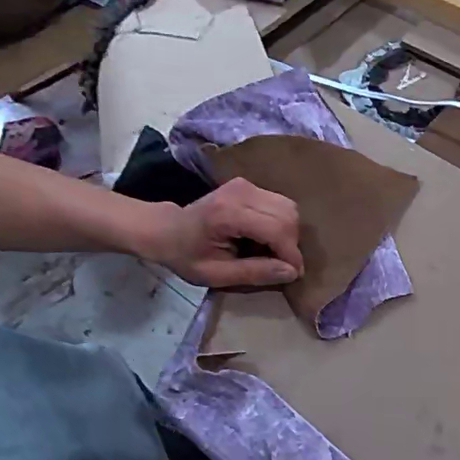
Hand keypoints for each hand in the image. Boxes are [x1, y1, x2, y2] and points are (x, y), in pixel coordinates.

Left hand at [136, 177, 304, 287]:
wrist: (165, 229)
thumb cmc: (185, 255)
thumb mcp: (214, 275)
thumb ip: (253, 273)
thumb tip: (291, 272)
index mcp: (227, 214)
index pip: (276, 229)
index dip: (291, 253)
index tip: (295, 274)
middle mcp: (242, 192)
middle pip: (287, 216)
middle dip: (291, 243)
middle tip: (281, 264)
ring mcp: (247, 185)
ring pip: (289, 208)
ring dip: (288, 233)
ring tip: (272, 250)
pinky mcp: (251, 185)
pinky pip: (281, 204)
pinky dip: (282, 223)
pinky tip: (266, 236)